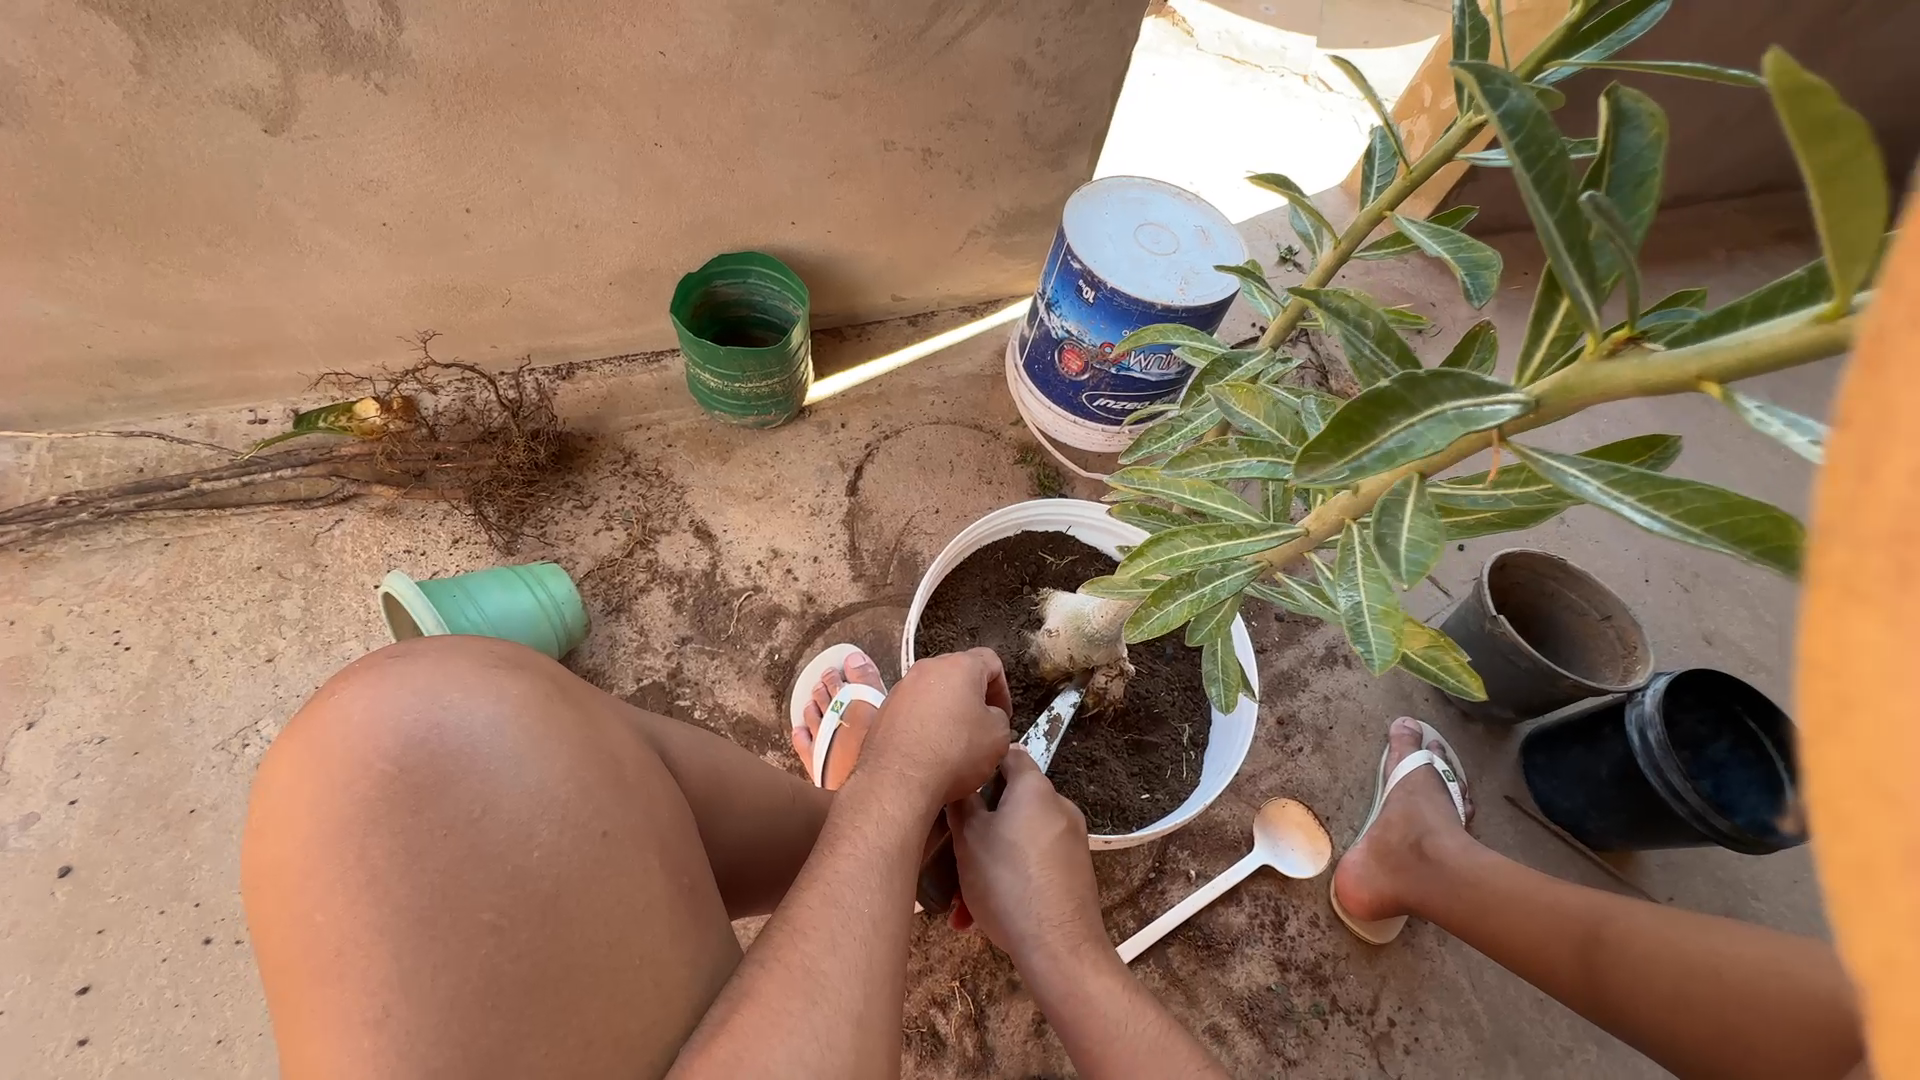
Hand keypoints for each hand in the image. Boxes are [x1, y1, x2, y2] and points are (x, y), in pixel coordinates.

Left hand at [859, 648, 1012, 805]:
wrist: (899, 780)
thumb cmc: (951, 755)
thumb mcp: (998, 736)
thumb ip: (1000, 717)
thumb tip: (990, 717)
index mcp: (960, 666)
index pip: (991, 661)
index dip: (1002, 688)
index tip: (1002, 712)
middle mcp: (928, 669)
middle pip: (959, 674)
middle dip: (973, 697)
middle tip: (982, 725)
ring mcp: (902, 688)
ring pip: (934, 692)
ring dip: (948, 711)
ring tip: (955, 742)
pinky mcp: (886, 710)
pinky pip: (913, 710)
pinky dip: (925, 724)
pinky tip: (931, 750)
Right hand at [949, 745, 1106, 966]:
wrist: (1060, 949)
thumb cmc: (1008, 882)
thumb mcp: (968, 838)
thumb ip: (961, 804)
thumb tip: (961, 785)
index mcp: (1035, 788)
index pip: (1008, 755)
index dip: (980, 764)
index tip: (956, 784)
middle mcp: (1059, 807)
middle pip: (1010, 805)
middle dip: (978, 831)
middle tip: (952, 857)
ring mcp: (1071, 841)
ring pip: (1017, 842)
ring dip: (988, 864)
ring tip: (961, 905)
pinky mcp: (1075, 873)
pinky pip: (1033, 865)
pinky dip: (1010, 881)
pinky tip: (982, 918)